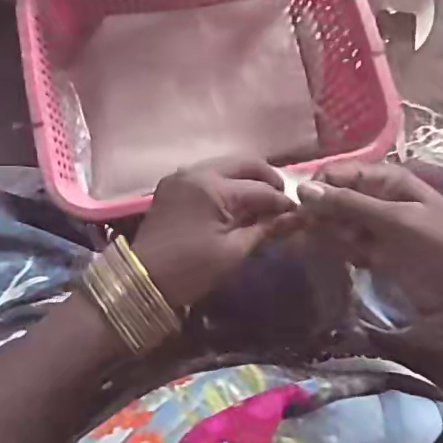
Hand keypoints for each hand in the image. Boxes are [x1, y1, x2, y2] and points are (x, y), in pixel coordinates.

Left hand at [130, 158, 300, 306]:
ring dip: (246, 179)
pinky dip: (225, 183)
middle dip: (267, 179)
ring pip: (225, 165)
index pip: (260, 188)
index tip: (300, 214)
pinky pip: (207, 174)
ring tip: (261, 203)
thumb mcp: (234, 252)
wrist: (142, 279)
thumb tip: (300, 217)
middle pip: (244, 164)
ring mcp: (181, 176)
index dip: (283, 202)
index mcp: (213, 186)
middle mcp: (196, 171)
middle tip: (281, 201)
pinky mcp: (171, 185)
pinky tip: (235, 204)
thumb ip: (266, 228)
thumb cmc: (191, 269)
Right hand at [297, 161, 442, 312]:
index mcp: (383, 178)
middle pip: (330, 199)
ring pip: (333, 224)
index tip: (308, 213)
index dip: (318, 190)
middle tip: (348, 237)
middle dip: (329, 220)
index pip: (334, 173)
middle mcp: (373, 196)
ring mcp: (370, 223)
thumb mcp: (395, 220)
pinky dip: (350, 253)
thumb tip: (302, 189)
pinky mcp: (369, 247)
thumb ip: (349, 204)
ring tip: (364, 252)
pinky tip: (367, 262)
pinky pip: (343, 244)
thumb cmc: (439, 244)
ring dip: (340, 240)